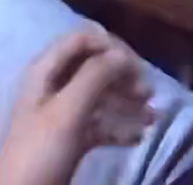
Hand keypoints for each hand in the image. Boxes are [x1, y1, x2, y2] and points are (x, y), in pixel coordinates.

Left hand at [0, 27, 153, 184]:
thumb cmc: (40, 153)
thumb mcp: (66, 113)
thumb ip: (93, 78)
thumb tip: (122, 54)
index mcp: (46, 68)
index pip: (81, 39)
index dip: (110, 46)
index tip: (138, 66)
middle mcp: (53, 84)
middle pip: (92, 65)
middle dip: (121, 74)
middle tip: (149, 93)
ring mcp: (61, 112)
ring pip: (98, 95)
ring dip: (125, 101)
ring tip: (152, 116)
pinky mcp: (68, 140)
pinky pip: (97, 124)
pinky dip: (118, 127)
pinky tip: (138, 137)